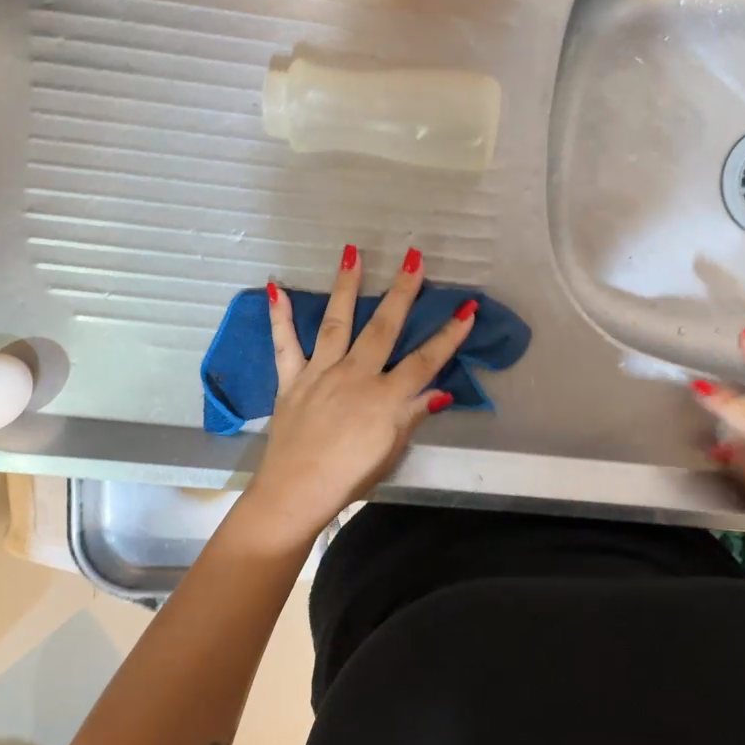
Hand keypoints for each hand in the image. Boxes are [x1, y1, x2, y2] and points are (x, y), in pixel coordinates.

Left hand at [244, 244, 476, 542]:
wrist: (297, 491)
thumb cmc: (350, 478)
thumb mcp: (391, 451)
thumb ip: (412, 416)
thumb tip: (439, 392)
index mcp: (385, 397)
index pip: (425, 361)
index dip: (449, 335)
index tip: (467, 309)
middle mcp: (356, 375)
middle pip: (384, 328)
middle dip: (402, 291)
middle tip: (413, 257)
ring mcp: (321, 374)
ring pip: (338, 322)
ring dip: (347, 286)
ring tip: (352, 253)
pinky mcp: (291, 380)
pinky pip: (285, 344)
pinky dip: (280, 316)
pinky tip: (276, 288)